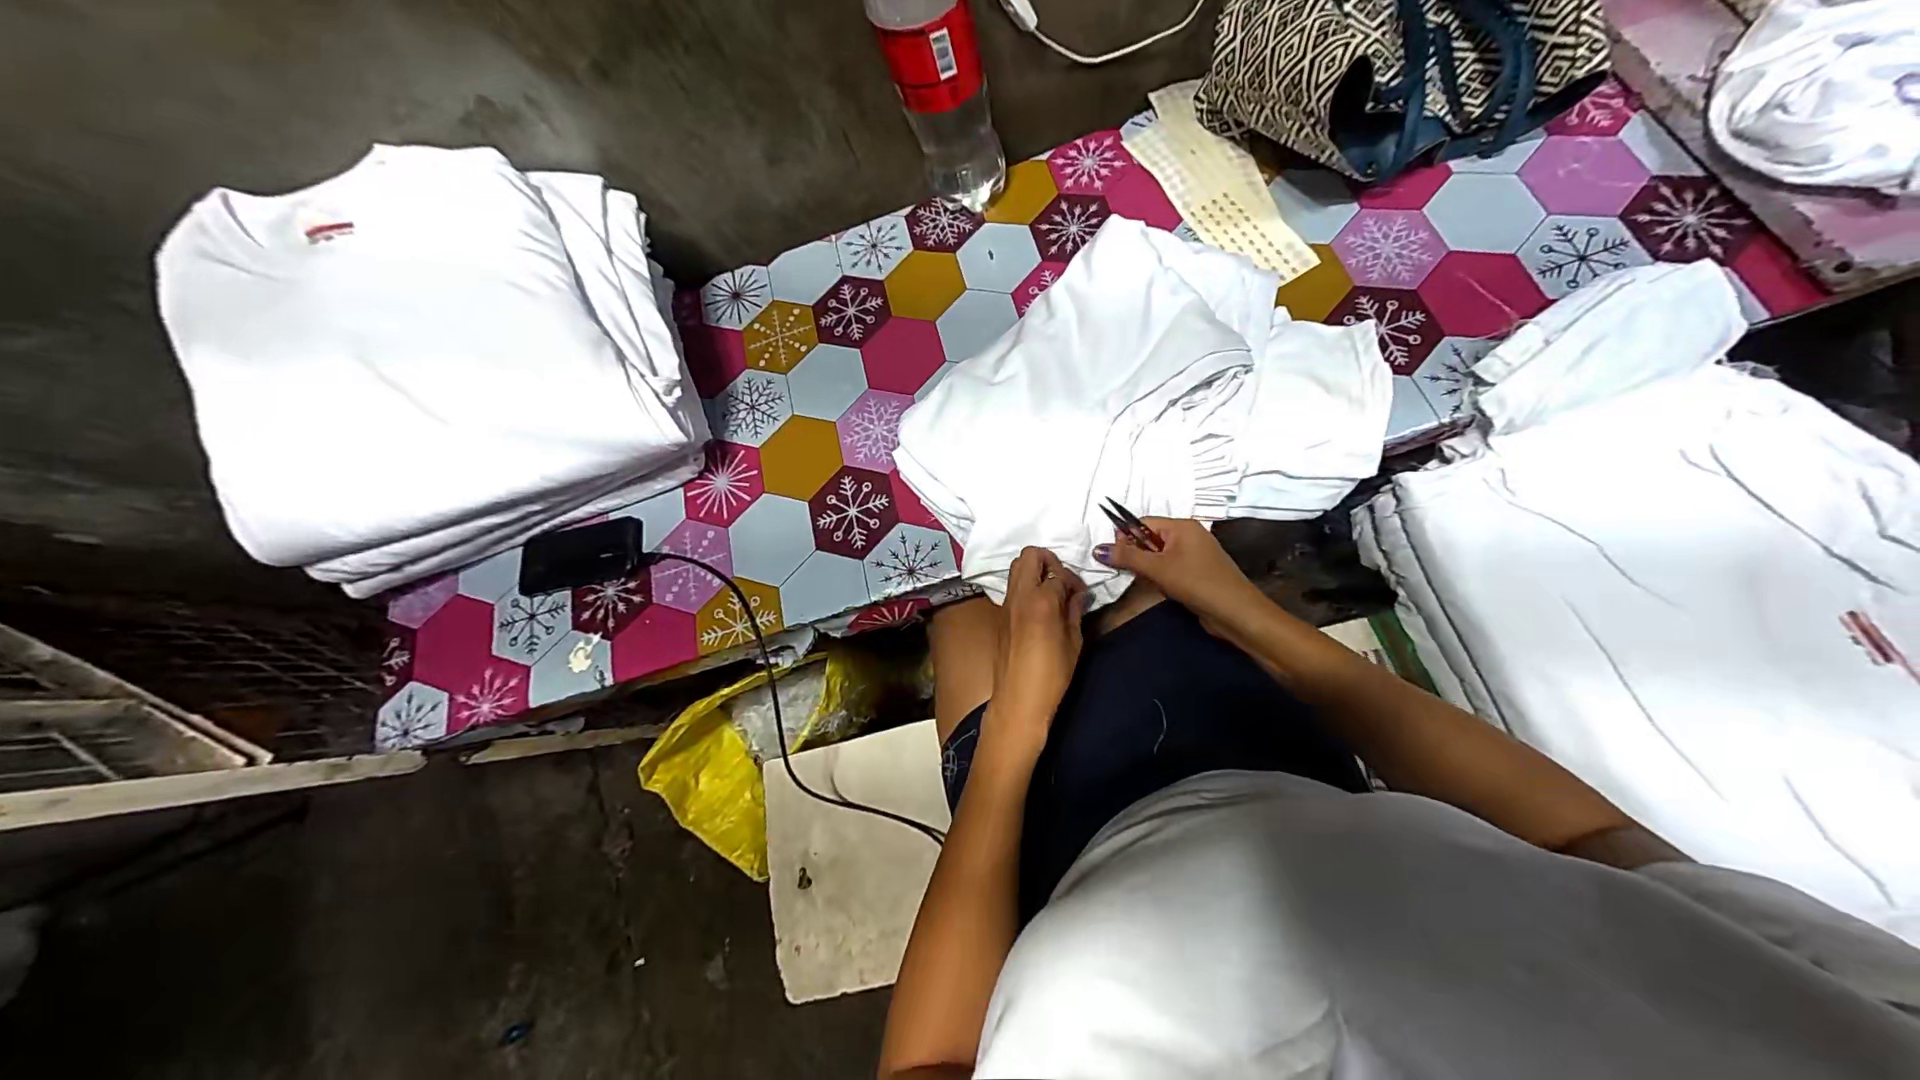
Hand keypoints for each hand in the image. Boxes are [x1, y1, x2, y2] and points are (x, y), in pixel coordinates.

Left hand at [988, 547, 1087, 752]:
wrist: (1018, 701)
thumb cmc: (1052, 675)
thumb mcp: (1074, 642)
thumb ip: (1074, 611)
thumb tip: (1076, 595)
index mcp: (1041, 599)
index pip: (1059, 573)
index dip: (1074, 581)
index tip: (1081, 595)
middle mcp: (1019, 595)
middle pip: (1029, 555)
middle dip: (1048, 561)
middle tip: (1062, 582)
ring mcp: (1006, 604)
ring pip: (1016, 568)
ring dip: (1035, 572)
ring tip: (1052, 593)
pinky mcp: (1000, 616)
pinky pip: (1012, 588)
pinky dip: (1026, 587)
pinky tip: (1040, 608)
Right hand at [1095, 518, 1262, 627]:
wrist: (1235, 612)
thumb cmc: (1197, 582)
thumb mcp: (1158, 568)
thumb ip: (1127, 557)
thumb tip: (1097, 549)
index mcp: (1181, 526)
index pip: (1143, 523)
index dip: (1126, 537)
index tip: (1115, 556)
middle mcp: (1188, 536)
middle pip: (1149, 540)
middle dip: (1136, 556)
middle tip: (1131, 572)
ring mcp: (1193, 556)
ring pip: (1158, 557)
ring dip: (1148, 570)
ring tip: (1149, 582)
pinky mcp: (1195, 574)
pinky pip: (1169, 570)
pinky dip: (1160, 578)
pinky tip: (1160, 590)